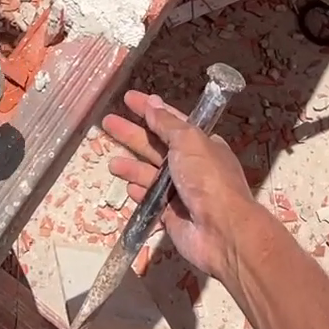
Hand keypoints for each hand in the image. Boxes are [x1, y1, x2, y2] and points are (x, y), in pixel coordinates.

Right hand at [102, 90, 273, 281]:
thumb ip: (167, 123)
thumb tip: (153, 103)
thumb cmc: (207, 178)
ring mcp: (181, 191)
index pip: (170, 121)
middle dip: (132, 134)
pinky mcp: (171, 214)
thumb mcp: (188, 141)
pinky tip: (129, 188)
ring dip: (131, 165)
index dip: (149, 109)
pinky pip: (151, 200)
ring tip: (112, 163)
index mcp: (200, 144)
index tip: (129, 98)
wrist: (221, 230)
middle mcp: (191, 165)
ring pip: (149, 173)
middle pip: (155, 145)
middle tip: (108, 123)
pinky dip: (140, 193)